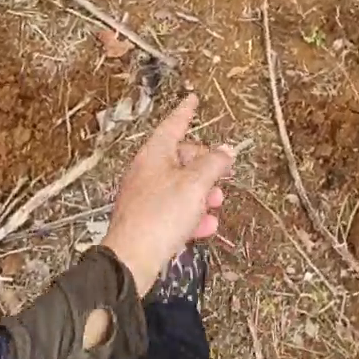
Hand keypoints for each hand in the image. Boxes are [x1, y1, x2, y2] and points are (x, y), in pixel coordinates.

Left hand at [100, 94, 231, 295]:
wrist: (131, 260)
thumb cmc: (160, 215)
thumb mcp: (195, 184)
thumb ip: (214, 164)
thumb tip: (227, 150)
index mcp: (154, 153)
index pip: (173, 124)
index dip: (186, 111)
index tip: (192, 98)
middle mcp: (146, 170)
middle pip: (180, 157)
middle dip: (205, 165)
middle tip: (223, 173)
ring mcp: (144, 195)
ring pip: (179, 185)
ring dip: (202, 193)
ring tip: (217, 205)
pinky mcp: (145, 220)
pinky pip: (172, 210)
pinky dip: (191, 214)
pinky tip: (206, 227)